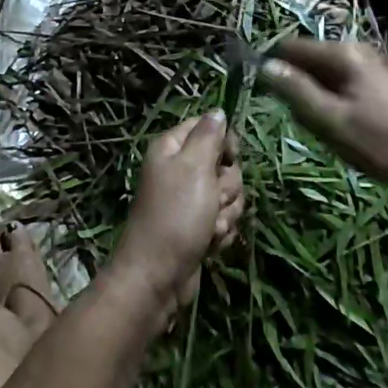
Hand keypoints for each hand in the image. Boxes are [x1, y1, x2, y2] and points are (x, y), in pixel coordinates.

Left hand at [112, 112, 245, 309]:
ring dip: (226, 211)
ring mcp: (190, 200)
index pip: (208, 126)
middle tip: (212, 200)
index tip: (228, 158)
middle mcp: (180, 169)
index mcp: (172, 148)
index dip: (224, 141)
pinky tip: (210, 242)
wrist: (158, 277)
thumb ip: (208, 135)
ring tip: (210, 226)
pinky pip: (225, 217)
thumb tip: (218, 111)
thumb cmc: (175, 216)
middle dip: (227, 185)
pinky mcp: (199, 225)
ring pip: (229, 192)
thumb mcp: (193, 167)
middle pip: (224, 162)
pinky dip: (222, 231)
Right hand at [258, 38, 387, 191]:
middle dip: (293, 85)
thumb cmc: (378, 141)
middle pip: (305, 59)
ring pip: (320, 73)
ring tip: (318, 126)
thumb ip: (295, 90)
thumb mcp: (329, 119)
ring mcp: (366, 64)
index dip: (271, 65)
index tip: (259, 92)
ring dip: (310, 96)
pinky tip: (335, 125)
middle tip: (298, 119)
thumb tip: (265, 67)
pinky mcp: (373, 81)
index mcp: (342, 53)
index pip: (290, 46)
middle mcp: (354, 49)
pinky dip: (327, 100)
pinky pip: (336, 83)